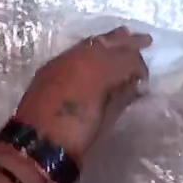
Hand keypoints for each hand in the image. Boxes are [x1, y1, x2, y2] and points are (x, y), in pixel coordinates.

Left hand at [11, 26, 152, 160]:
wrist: (37, 145)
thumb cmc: (78, 136)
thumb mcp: (108, 117)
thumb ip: (122, 95)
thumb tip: (134, 84)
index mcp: (99, 70)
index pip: (128, 58)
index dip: (140, 67)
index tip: (145, 80)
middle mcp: (82, 57)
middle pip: (110, 42)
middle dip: (128, 42)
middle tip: (146, 40)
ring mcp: (63, 60)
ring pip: (91, 42)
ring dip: (109, 41)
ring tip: (123, 36)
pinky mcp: (51, 67)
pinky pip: (76, 50)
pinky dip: (90, 49)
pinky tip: (96, 52)